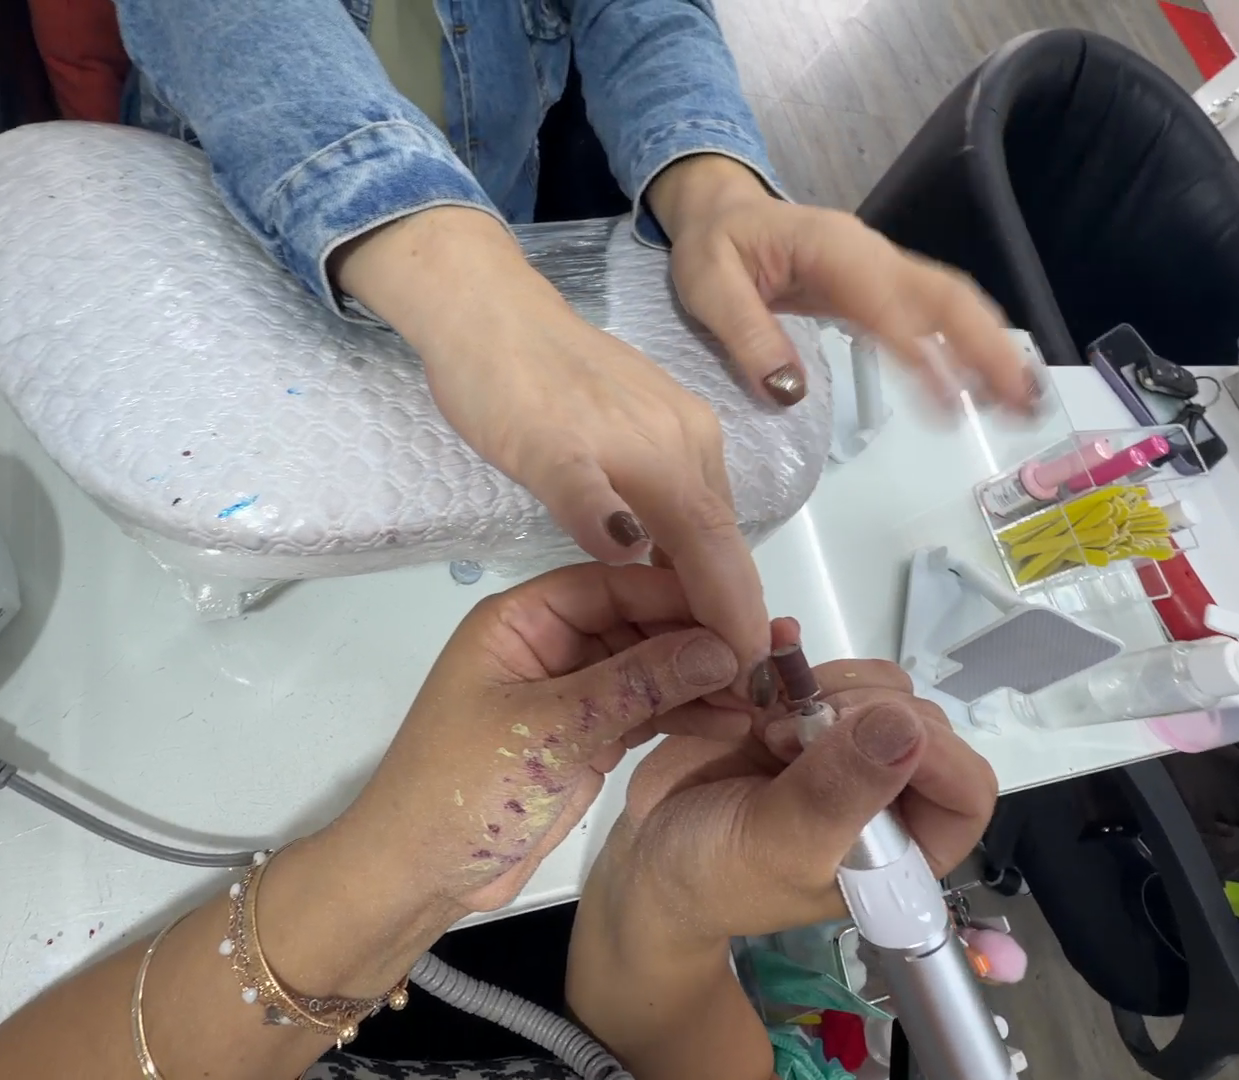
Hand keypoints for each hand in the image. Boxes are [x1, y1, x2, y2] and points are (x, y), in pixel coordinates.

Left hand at [325, 562, 750, 914]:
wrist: (424, 874)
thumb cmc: (465, 787)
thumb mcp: (552, 728)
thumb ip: (636, 684)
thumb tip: (720, 647)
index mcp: (522, 619)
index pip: (609, 586)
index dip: (673, 595)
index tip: (737, 612)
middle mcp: (550, 644)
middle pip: (634, 624)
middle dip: (693, 641)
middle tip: (759, 659)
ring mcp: (572, 691)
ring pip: (646, 668)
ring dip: (696, 681)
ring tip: (756, 695)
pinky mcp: (587, 733)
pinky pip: (644, 710)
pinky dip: (682, 715)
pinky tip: (728, 720)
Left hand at [335, 206, 772, 694]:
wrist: (490, 313)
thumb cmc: (504, 388)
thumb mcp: (535, 451)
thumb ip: (585, 501)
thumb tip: (636, 552)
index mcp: (669, 459)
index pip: (718, 553)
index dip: (734, 614)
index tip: (749, 673)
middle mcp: (694, 443)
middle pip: (725, 541)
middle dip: (733, 606)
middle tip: (732, 674)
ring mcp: (682, 428)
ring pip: (710, 519)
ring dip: (713, 577)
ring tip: (704, 636)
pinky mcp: (663, 421)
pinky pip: (691, 496)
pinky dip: (689, 540)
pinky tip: (670, 564)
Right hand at [611, 655, 997, 945]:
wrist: (648, 848)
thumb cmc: (715, 870)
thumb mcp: (777, 844)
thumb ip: (836, 792)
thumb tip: (905, 725)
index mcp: (901, 844)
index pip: (964, 785)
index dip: (926, 750)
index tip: (850, 734)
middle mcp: (881, 791)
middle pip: (920, 722)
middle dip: (858, 714)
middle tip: (785, 738)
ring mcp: (838, 746)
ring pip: (875, 685)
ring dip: (823, 686)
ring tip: (765, 721)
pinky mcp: (795, 713)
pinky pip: (822, 668)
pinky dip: (793, 663)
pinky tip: (755, 684)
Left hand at [649, 154, 1039, 412]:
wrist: (719, 213)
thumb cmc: (711, 247)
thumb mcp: (709, 289)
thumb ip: (747, 337)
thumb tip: (790, 395)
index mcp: (829, 248)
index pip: (884, 302)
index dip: (919, 351)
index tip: (948, 400)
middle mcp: (868, 253)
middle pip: (944, 294)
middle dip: (986, 347)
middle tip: (1021, 402)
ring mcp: (877, 266)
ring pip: (948, 301)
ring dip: (988, 347)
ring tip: (1020, 400)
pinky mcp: (875, 286)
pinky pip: (928, 311)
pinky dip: (961, 343)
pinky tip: (980, 377)